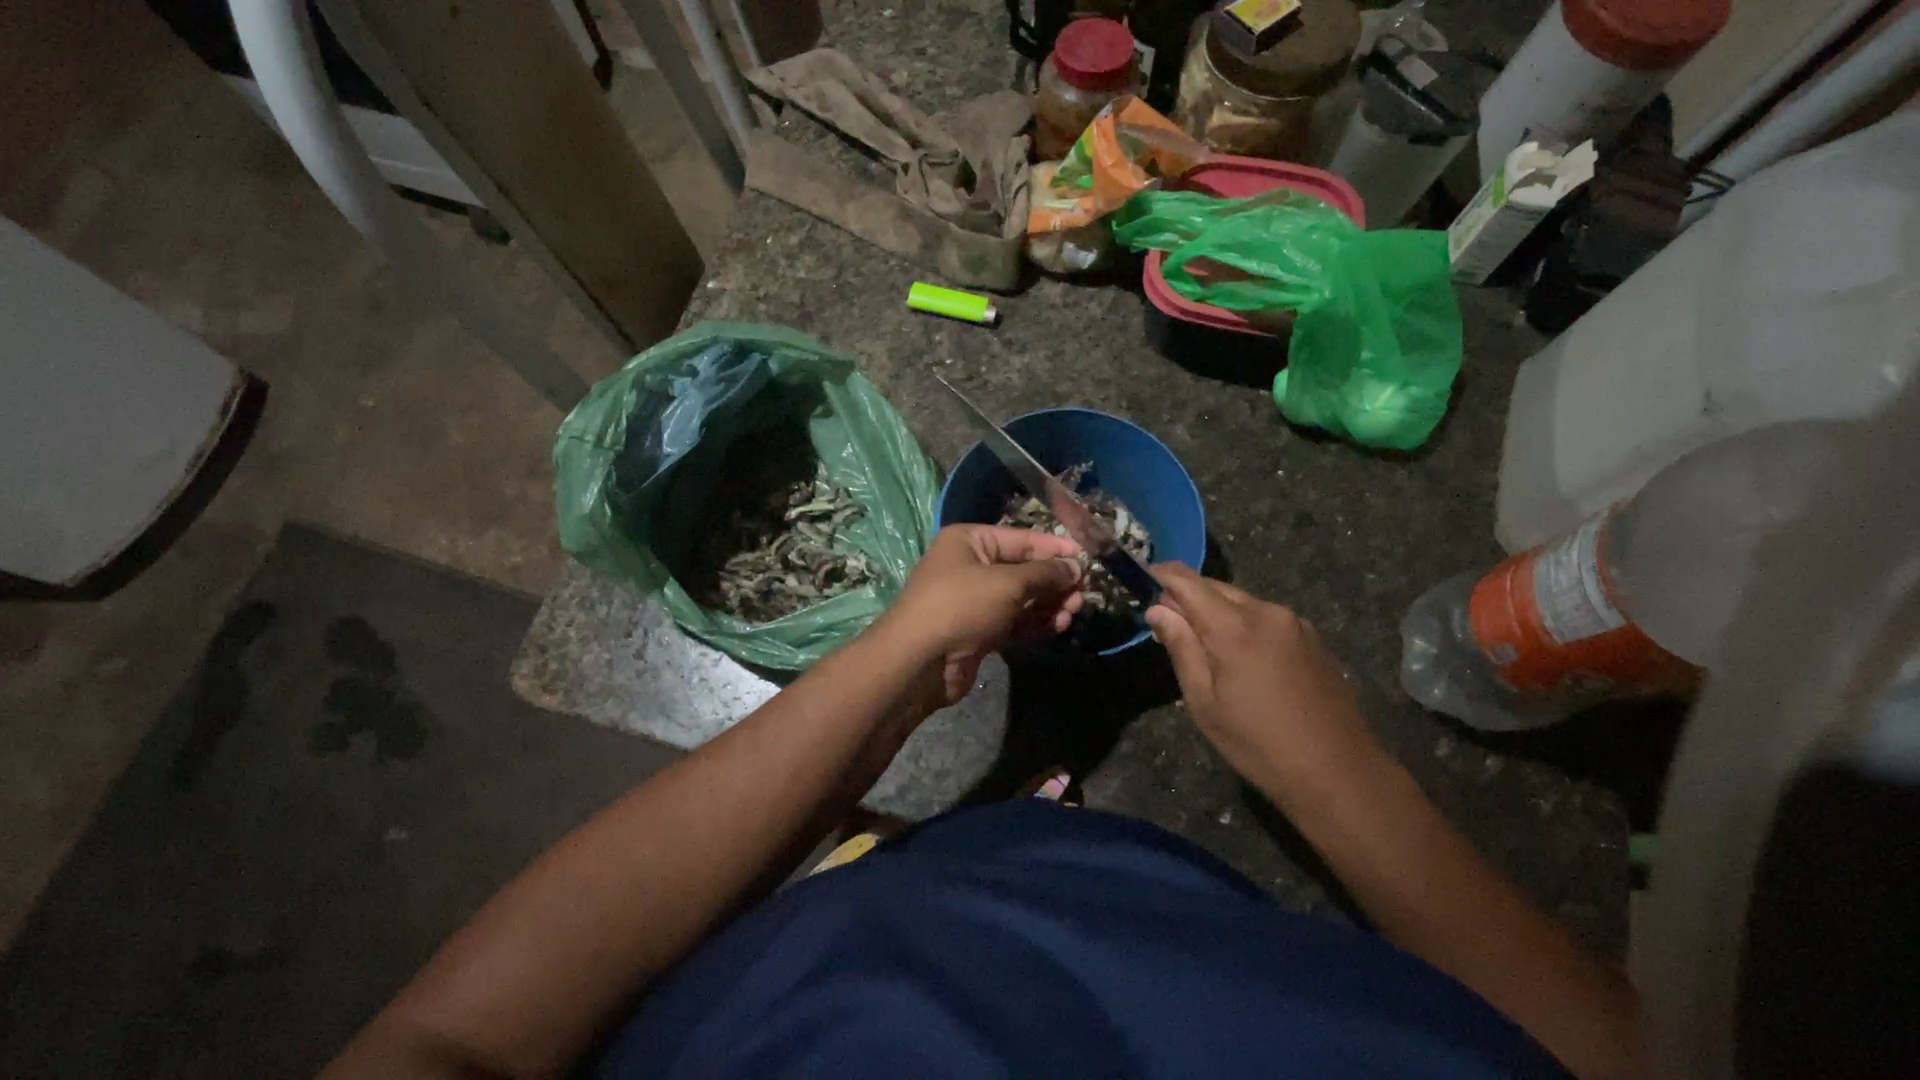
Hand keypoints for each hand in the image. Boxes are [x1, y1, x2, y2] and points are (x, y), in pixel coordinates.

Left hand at [876, 525, 1083, 704]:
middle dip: (1055, 582)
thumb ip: (1045, 573)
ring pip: (1022, 598)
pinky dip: (1036, 623)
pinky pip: (1015, 621)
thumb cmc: (961, 606)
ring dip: (1049, 605)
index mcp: (969, 541)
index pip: (1021, 539)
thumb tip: (1075, 567)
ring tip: (1072, 614)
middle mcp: (971, 566)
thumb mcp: (1007, 583)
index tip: (1087, 558)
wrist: (920, 662)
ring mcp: (974, 601)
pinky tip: (1057, 627)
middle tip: (1082, 595)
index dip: (1055, 548)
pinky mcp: (979, 631)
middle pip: (1024, 570)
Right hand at [1144, 563, 1380, 800]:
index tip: (1143, 578)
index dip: (1163, 576)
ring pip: (1243, 603)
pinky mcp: (1313, 638)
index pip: (1188, 582)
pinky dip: (1245, 626)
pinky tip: (1243, 660)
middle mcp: (1266, 611)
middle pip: (1217, 588)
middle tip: (1167, 621)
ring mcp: (1295, 623)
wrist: (1337, 770)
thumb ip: (1181, 648)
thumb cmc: (1257, 743)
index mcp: (1234, 626)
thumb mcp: (1204, 702)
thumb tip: (1158, 609)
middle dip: (1188, 597)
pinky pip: (1267, 619)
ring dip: (1218, 613)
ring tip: (1204, 646)